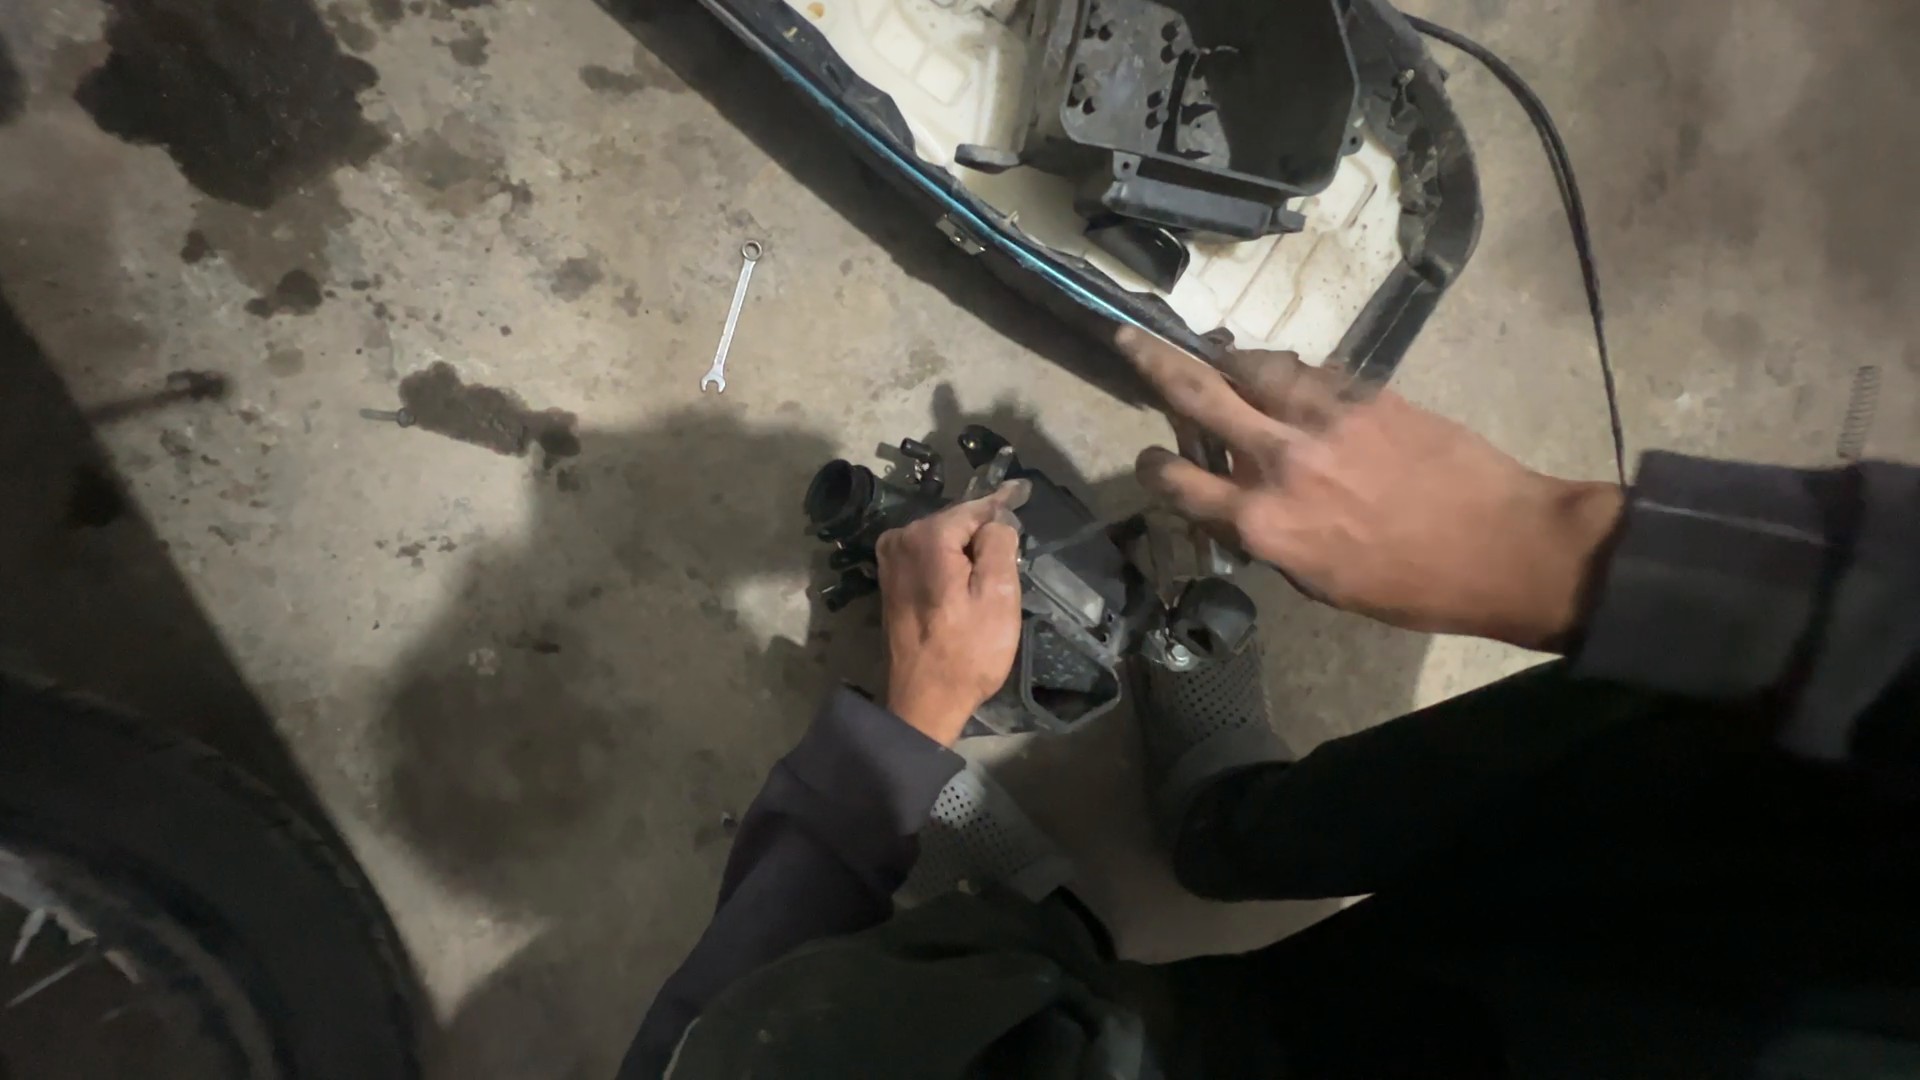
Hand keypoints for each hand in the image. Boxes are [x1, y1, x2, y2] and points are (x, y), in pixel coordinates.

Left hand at [877, 482, 1028, 744]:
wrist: (924, 700)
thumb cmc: (967, 650)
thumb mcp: (997, 595)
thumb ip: (998, 544)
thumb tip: (996, 519)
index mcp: (927, 537)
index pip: (974, 509)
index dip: (1002, 503)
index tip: (1023, 490)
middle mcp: (901, 539)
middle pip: (957, 523)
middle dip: (984, 532)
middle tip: (1014, 550)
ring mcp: (891, 560)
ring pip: (943, 540)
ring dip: (968, 550)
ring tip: (996, 568)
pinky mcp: (890, 580)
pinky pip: (929, 557)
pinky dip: (951, 561)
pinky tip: (969, 579)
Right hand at [1116, 327, 1622, 649]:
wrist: (1502, 547)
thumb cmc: (1402, 586)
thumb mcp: (1312, 581)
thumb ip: (1263, 534)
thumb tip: (1237, 500)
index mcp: (1262, 520)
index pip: (1177, 479)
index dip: (1152, 467)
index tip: (1152, 459)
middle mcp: (1279, 460)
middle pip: (1197, 396)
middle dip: (1152, 363)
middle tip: (1125, 337)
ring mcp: (1323, 418)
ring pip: (1251, 366)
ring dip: (1223, 360)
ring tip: (1215, 358)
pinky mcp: (1365, 394)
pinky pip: (1306, 371)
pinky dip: (1284, 375)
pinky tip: (1286, 383)